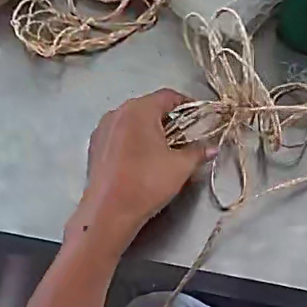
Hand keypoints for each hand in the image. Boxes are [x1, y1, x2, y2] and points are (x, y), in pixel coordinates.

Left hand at [69, 88, 211, 250]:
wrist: (110, 210)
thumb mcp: (180, 167)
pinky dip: (133, 140)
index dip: (186, 103)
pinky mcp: (95, 146)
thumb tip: (212, 148)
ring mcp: (103, 129)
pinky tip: (142, 158)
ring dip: (149, 129)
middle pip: (148, 106)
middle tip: (184, 133)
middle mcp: (118, 113)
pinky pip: (119, 134)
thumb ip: (198, 152)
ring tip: (163, 147)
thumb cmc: (147, 183)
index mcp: (140, 111)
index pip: (167, 96)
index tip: (198, 114)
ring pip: (131, 120)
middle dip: (168, 118)